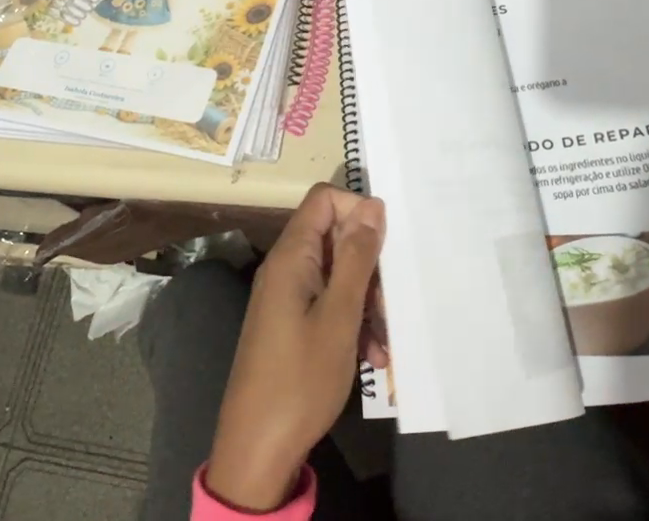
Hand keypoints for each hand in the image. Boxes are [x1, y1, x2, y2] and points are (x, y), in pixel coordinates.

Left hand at [205, 184, 385, 511]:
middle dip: (369, 264)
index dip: (358, 210)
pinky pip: (329, 304)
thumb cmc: (301, 379)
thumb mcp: (339, 317)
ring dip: (367, 300)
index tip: (387, 244)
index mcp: (292, 257)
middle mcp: (286, 268)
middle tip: (390, 304)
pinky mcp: (292, 324)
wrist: (259, 448)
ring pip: (338, 274)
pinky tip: (373, 357)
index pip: (324, 200)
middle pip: (335, 237)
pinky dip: (353, 322)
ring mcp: (288, 297)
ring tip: (384, 341)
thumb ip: (357, 258)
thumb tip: (371, 205)